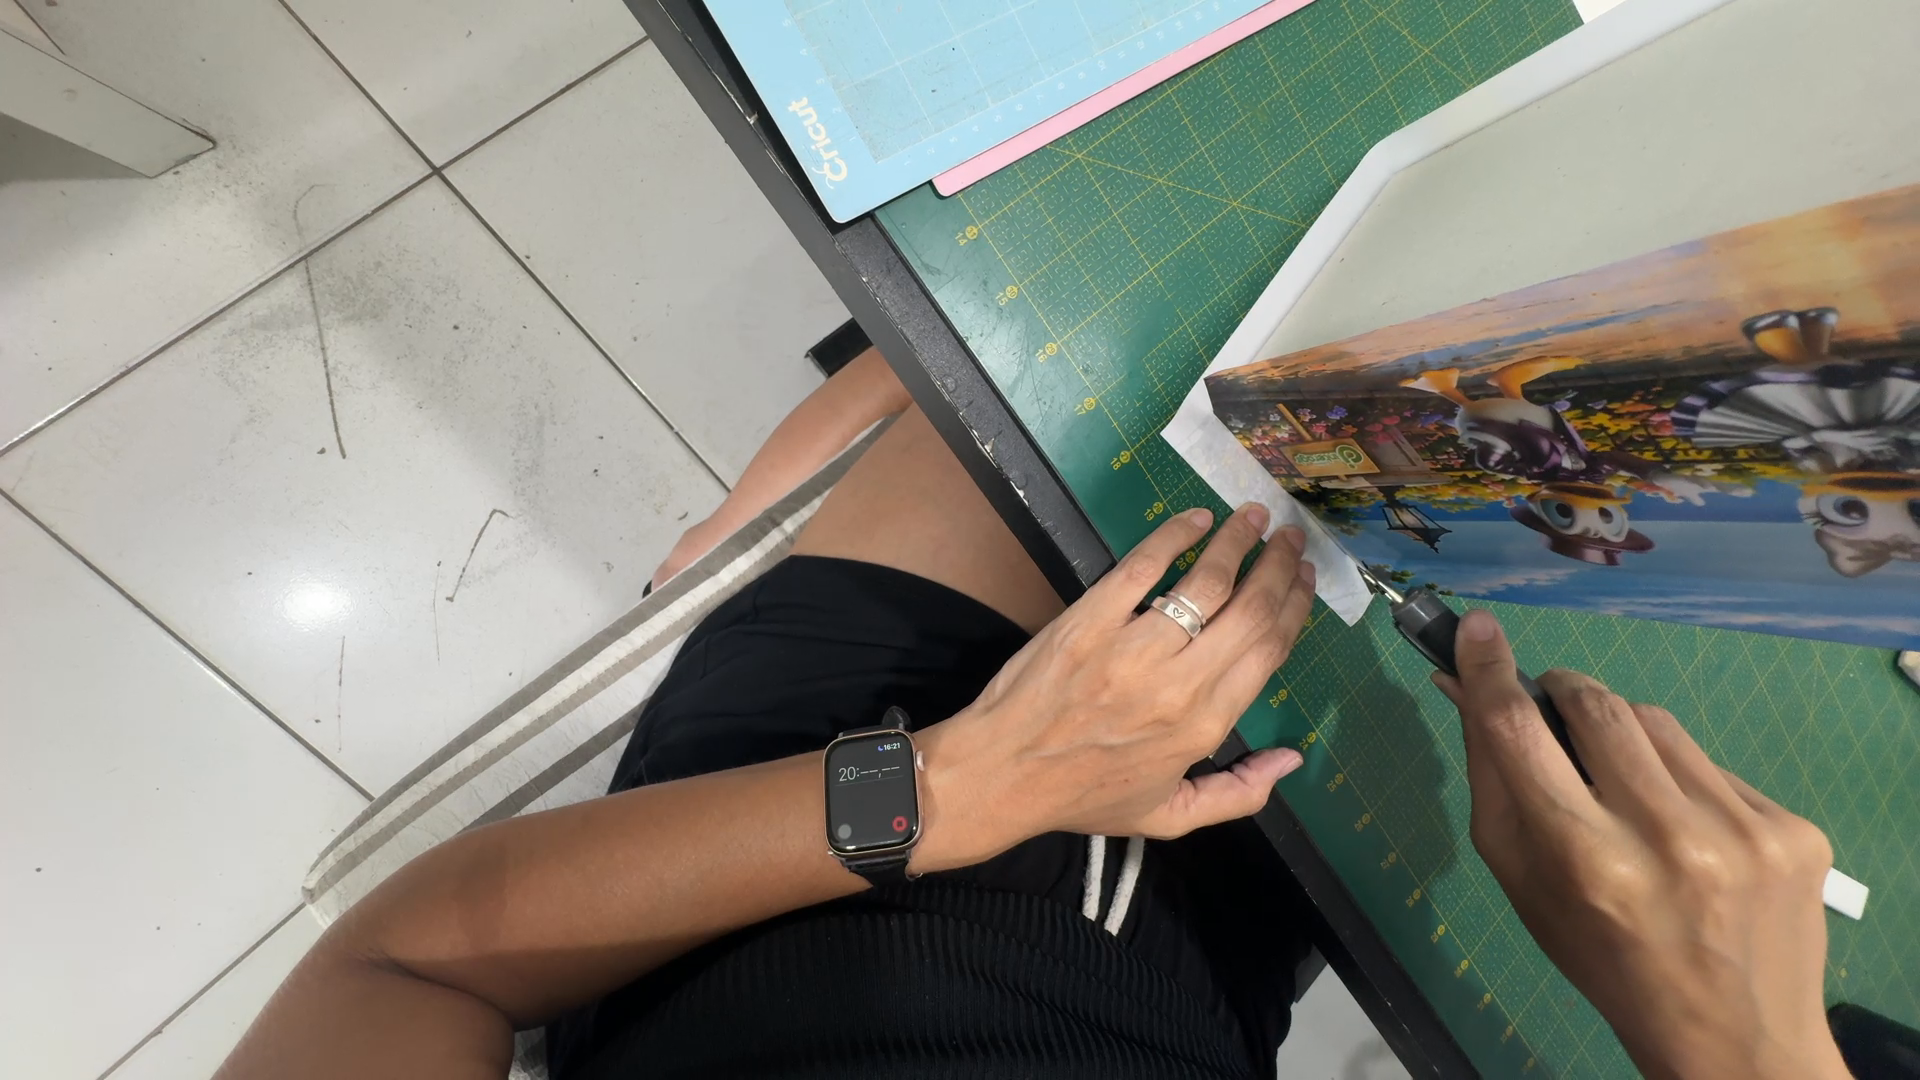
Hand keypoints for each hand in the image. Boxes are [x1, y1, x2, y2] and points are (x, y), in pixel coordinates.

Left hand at [914, 504, 1314, 868]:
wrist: (1002, 774)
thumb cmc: (1084, 795)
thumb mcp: (1168, 817)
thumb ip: (1238, 794)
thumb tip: (1292, 759)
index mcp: (1203, 726)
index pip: (1268, 650)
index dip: (1294, 606)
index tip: (1303, 577)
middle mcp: (1179, 684)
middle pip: (1248, 610)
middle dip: (1277, 566)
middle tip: (1287, 536)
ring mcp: (1131, 647)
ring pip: (1203, 583)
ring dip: (1235, 543)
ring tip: (1250, 517)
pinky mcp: (1088, 619)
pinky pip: (1141, 567)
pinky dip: (1172, 537)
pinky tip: (1193, 520)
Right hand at [1436, 609, 1846, 1079]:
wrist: (1729, 1032)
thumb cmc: (1588, 943)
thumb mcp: (1512, 864)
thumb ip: (1488, 770)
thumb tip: (1461, 688)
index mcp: (1580, 849)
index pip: (1518, 729)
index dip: (1489, 669)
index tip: (1475, 626)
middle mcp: (1663, 831)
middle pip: (1592, 702)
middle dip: (1558, 692)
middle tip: (1550, 717)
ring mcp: (1740, 827)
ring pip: (1650, 719)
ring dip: (1616, 731)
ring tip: (1620, 784)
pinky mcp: (1792, 829)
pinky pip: (1704, 757)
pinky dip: (1672, 769)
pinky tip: (1677, 818)